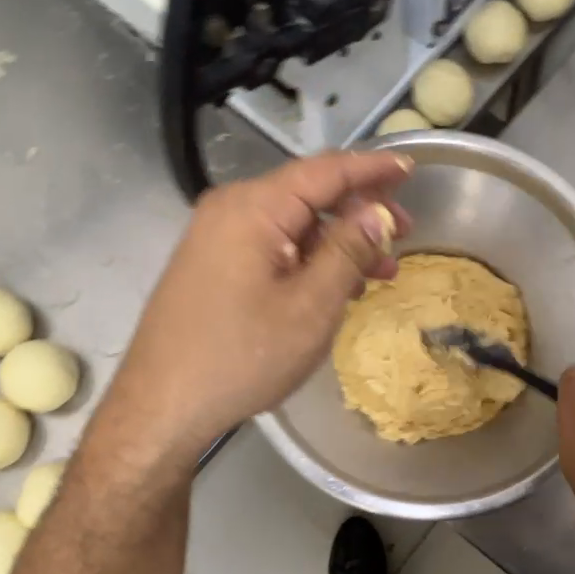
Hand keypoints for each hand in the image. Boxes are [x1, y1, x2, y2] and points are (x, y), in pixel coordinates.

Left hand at [116, 151, 413, 449]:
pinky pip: (272, 247)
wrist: (163, 405)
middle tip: (403, 235)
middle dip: (360, 211)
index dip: (372, 169)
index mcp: (254, 209)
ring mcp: (216, 238)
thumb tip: (378, 213)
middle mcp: (230, 210)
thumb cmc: (242, 356)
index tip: (411, 168)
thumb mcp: (310, 307)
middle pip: (308, 194)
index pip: (326, 171)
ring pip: (292, 225)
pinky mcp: (212, 266)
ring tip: (379, 272)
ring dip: (338, 242)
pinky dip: (310, 259)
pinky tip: (335, 287)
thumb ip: (348, 252)